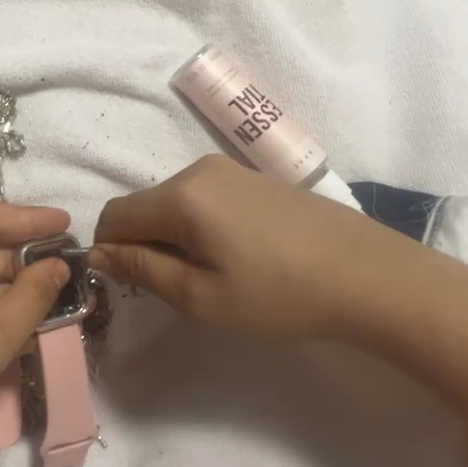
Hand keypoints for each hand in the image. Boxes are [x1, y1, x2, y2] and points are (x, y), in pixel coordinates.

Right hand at [89, 155, 403, 338]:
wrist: (370, 275)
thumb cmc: (280, 294)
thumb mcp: (202, 297)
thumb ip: (142, 271)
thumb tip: (97, 253)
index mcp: (180, 195)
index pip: (114, 215)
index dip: (110, 252)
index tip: (135, 287)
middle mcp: (198, 170)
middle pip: (143, 207)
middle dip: (145, 245)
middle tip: (183, 289)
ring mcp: (229, 169)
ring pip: (173, 203)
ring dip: (174, 237)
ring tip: (217, 275)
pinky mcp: (254, 177)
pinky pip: (203, 198)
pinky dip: (201, 227)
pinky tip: (241, 257)